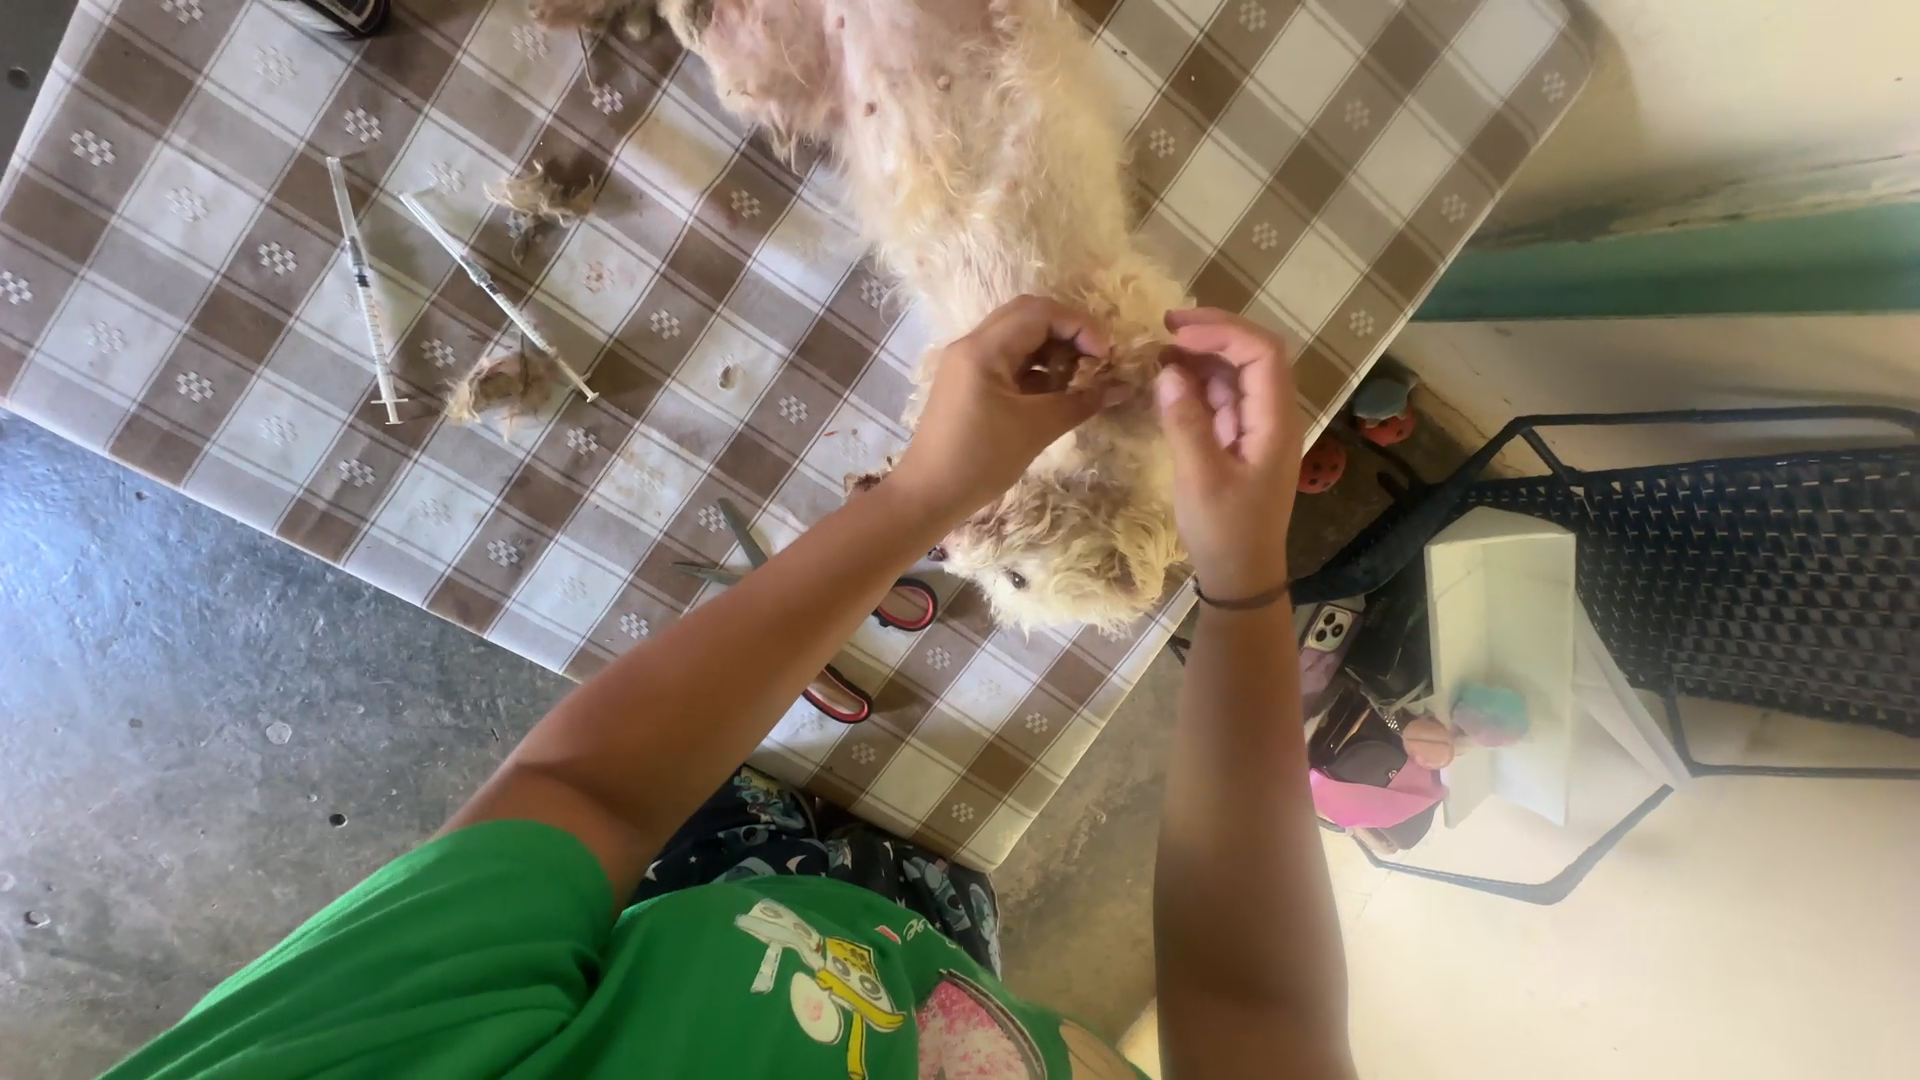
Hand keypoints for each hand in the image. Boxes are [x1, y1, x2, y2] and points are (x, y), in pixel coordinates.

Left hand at [889, 295, 1109, 517]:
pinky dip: (1035, 369)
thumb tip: (1121, 388)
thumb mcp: (1036, 429)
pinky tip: (1054, 393)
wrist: (929, 495)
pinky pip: (1007, 361)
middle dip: (1068, 333)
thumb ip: (1081, 402)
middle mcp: (972, 345)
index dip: (1081, 327)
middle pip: (1028, 316)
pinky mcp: (967, 383)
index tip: (1105, 358)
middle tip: (1094, 362)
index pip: (1041, 312)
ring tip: (1077, 380)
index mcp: (984, 349)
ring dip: (1052, 351)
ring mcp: (967, 363)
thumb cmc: (981, 460)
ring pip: (1018, 338)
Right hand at [1154, 308, 1302, 599]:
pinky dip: (1197, 383)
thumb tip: (1167, 371)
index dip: (1221, 331)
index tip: (1174, 332)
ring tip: (1159, 349)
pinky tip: (1169, 380)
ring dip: (1202, 356)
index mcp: (1275, 421)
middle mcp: (1273, 416)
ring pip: (1236, 374)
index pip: (1262, 353)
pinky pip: (1222, 399)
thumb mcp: (1200, 478)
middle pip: (1253, 354)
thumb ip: (1185, 422)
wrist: (1240, 574)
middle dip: (1213, 333)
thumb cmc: (1225, 531)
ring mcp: (1257, 428)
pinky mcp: (1239, 441)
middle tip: (1165, 326)